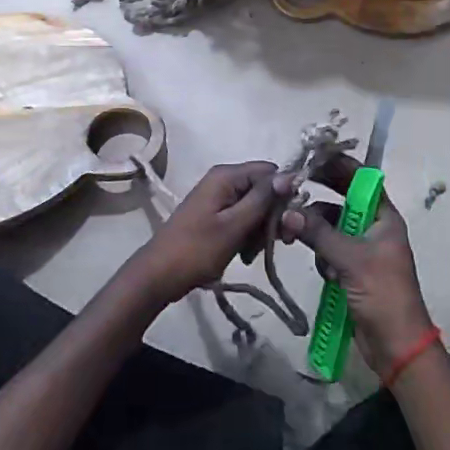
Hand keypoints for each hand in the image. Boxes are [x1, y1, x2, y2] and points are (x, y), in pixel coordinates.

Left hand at [129, 161, 288, 303]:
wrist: (158, 277)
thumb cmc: (196, 250)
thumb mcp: (235, 225)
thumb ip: (263, 199)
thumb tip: (291, 175)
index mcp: (227, 176)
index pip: (271, 172)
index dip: (284, 194)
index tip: (288, 222)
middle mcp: (224, 181)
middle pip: (264, 190)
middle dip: (272, 216)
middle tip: (278, 243)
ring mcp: (218, 198)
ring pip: (256, 207)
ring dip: (260, 230)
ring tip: (252, 253)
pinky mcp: (216, 216)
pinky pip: (243, 218)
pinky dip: (248, 235)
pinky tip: (245, 254)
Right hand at [281, 157, 433, 372]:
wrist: (396, 345)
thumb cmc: (383, 294)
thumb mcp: (351, 260)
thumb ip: (319, 233)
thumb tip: (288, 212)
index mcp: (384, 216)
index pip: (360, 179)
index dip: (337, 165)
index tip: (309, 158)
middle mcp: (374, 226)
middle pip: (343, 200)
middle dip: (318, 199)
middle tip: (289, 191)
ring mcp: (362, 249)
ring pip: (332, 226)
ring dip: (314, 229)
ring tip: (291, 234)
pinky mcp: (352, 270)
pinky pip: (330, 250)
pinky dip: (320, 253)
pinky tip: (319, 268)